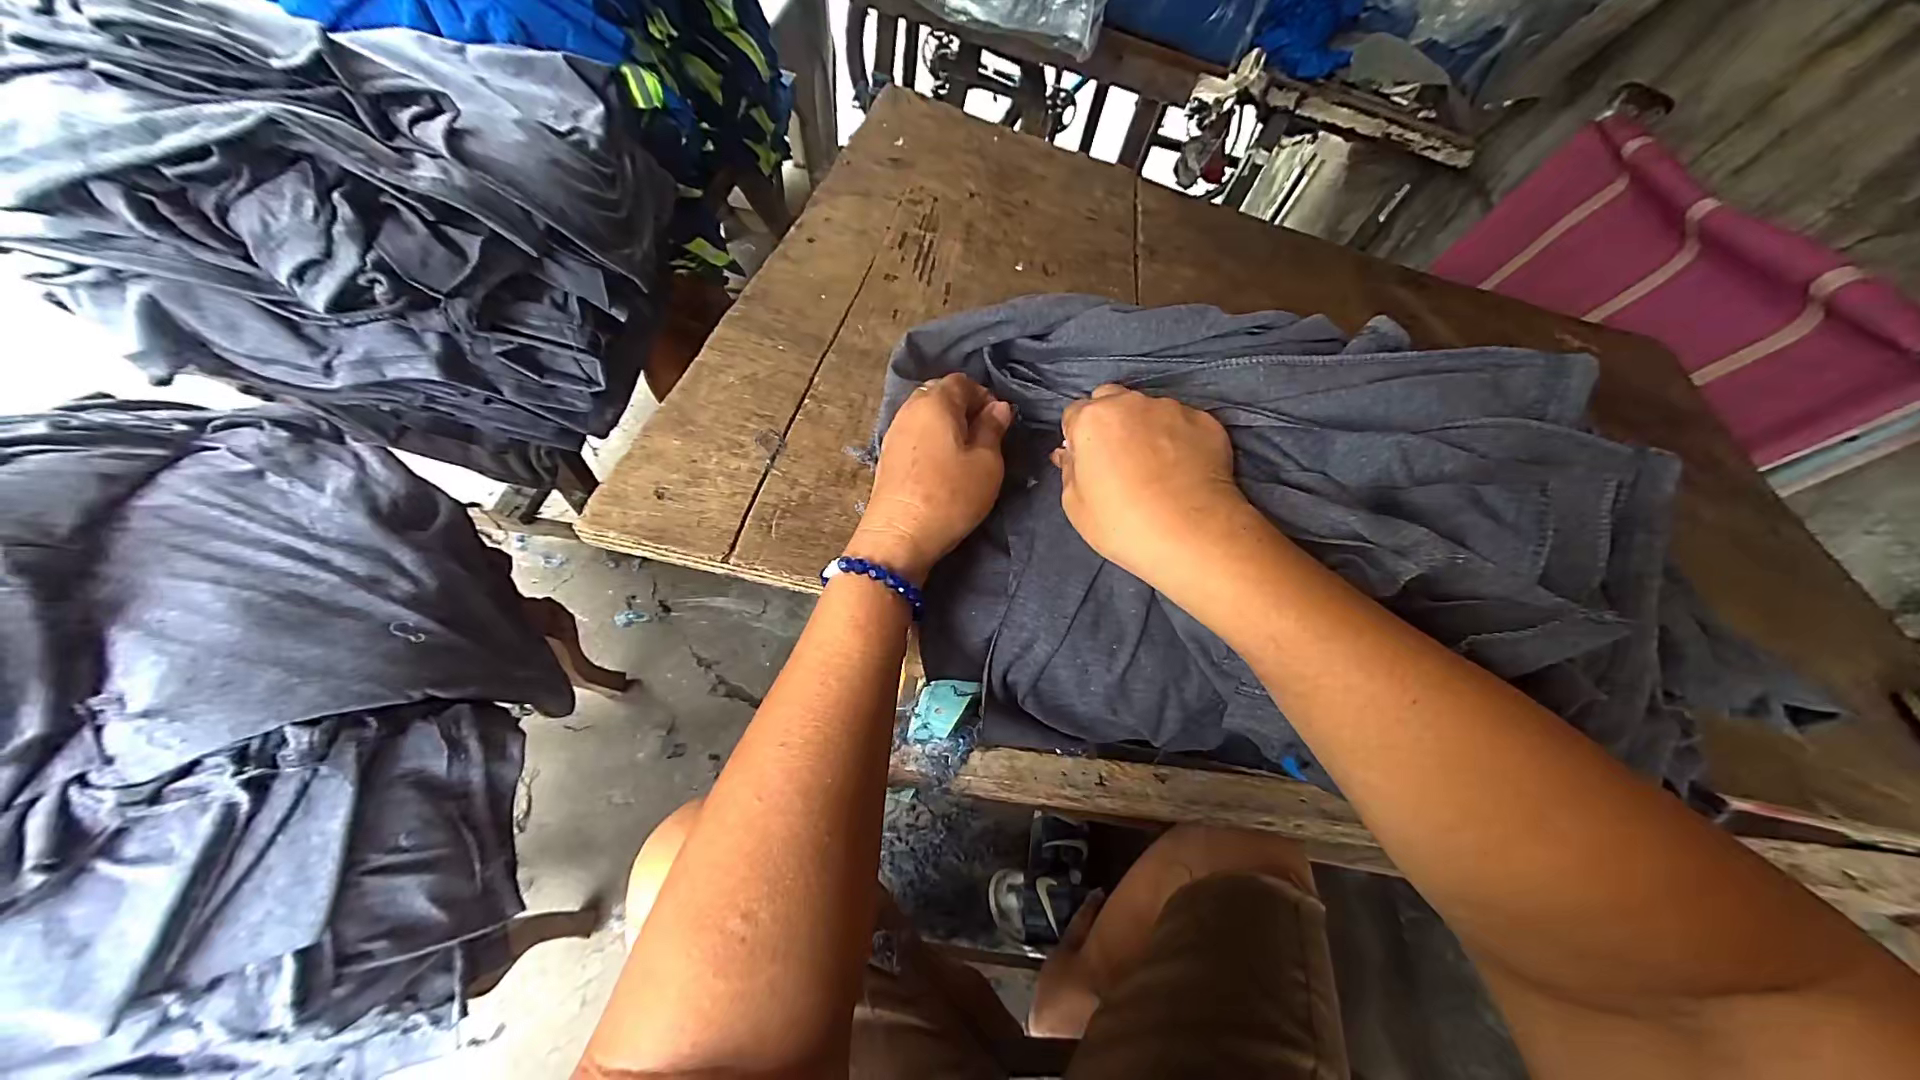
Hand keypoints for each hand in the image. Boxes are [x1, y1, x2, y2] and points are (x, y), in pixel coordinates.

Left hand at [847, 374, 1013, 582]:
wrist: (899, 535)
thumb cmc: (950, 495)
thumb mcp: (987, 463)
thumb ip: (993, 429)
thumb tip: (998, 407)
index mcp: (936, 401)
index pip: (962, 381)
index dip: (985, 396)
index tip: (999, 422)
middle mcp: (910, 408)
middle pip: (940, 394)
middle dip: (964, 408)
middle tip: (984, 437)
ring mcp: (894, 431)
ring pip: (926, 415)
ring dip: (947, 426)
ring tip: (966, 454)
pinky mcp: (887, 455)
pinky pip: (915, 434)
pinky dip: (932, 440)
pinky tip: (943, 465)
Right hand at [1053, 384, 1262, 593]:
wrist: (1191, 535)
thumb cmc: (1124, 524)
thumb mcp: (1075, 505)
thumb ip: (1069, 470)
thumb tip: (1070, 455)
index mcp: (1092, 420)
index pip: (1074, 413)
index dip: (1076, 437)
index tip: (1085, 459)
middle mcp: (1131, 404)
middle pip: (1111, 399)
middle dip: (1108, 421)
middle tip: (1115, 457)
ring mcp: (1172, 410)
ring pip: (1149, 409)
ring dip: (1145, 428)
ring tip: (1153, 468)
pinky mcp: (1205, 422)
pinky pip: (1183, 423)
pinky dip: (1178, 438)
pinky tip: (1179, 470)